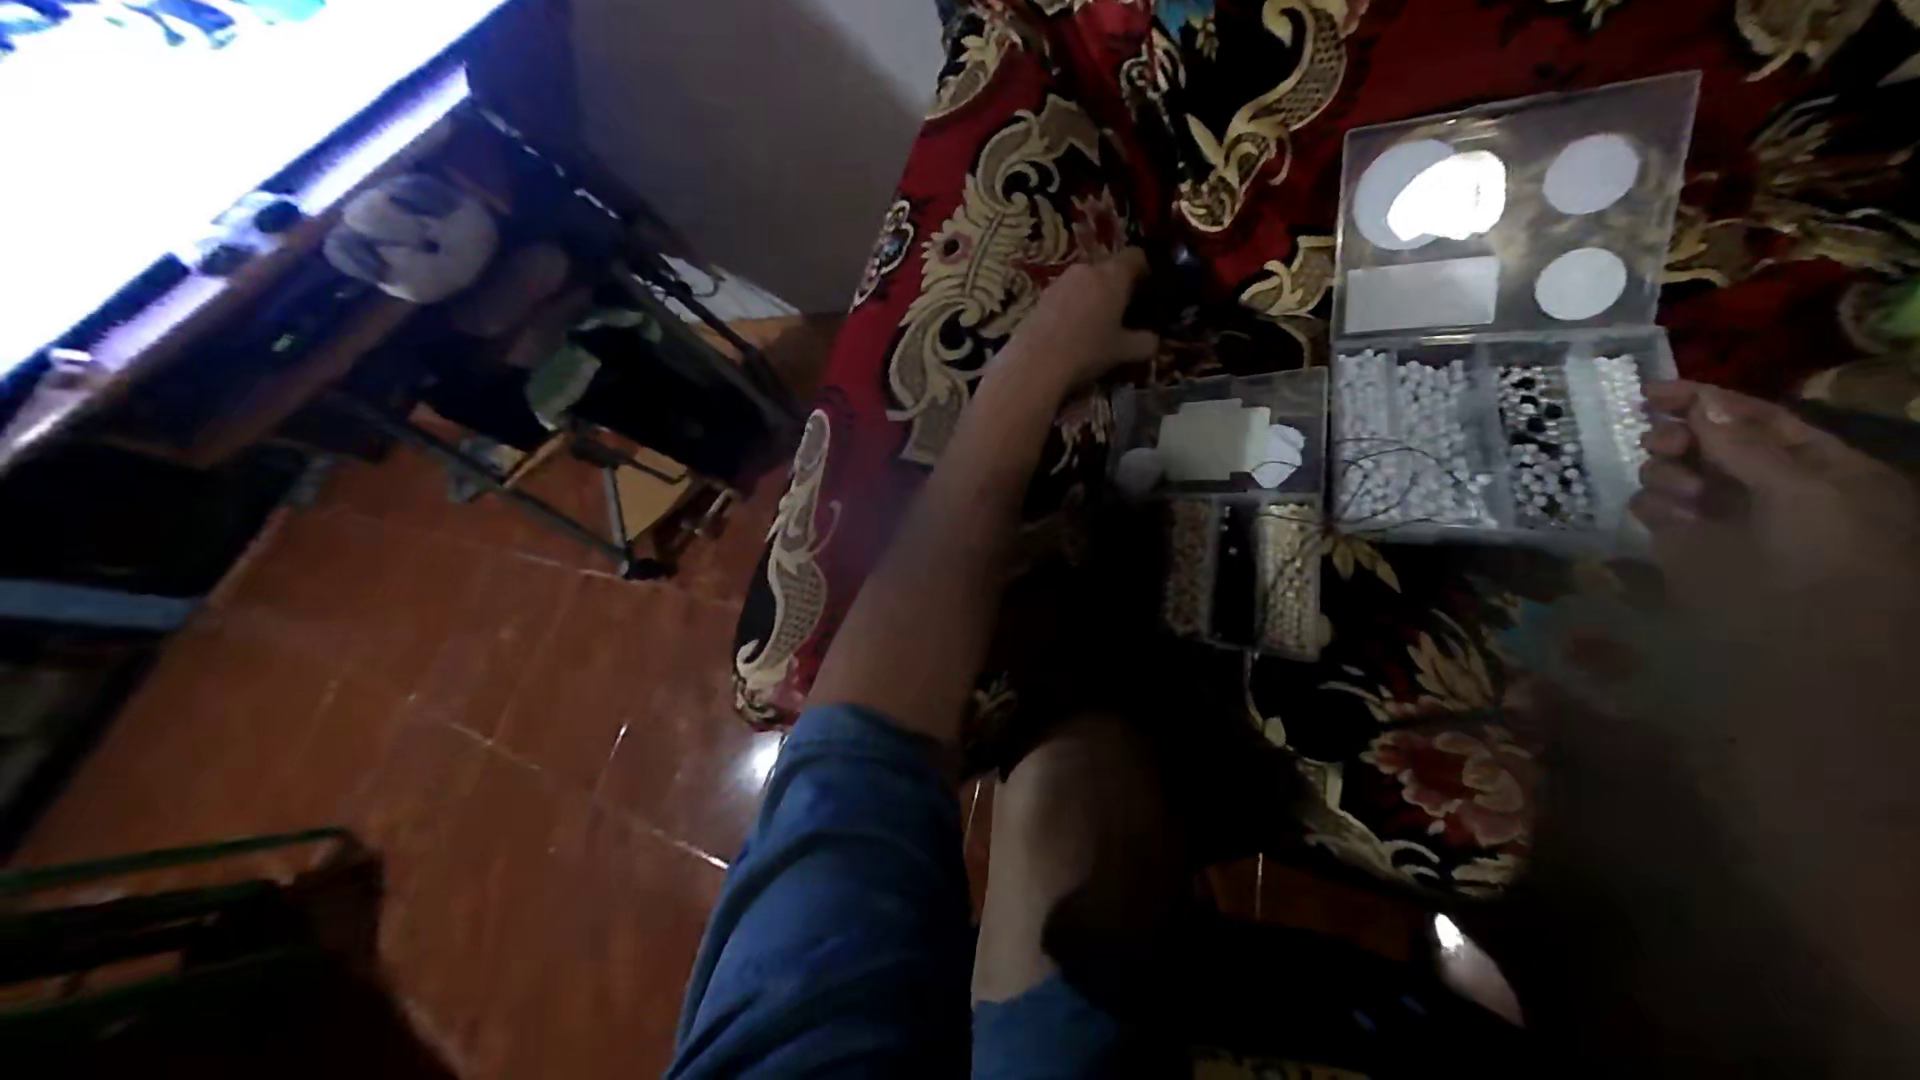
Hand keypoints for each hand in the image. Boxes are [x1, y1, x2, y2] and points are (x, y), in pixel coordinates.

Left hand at [991, 248, 1160, 397]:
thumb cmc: (1087, 352)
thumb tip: (1154, 340)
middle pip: (1108, 267)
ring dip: (1093, 295)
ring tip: (1096, 322)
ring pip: (1085, 280)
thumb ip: (1145, 342)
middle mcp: (1086, 269)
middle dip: (1118, 285)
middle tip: (1123, 310)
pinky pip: (1065, 294)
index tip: (1148, 290)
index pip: (1136, 256)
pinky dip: (1073, 305)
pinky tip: (1071, 330)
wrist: (1035, 364)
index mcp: (1113, 274)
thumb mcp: (1124, 351)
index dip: (1146, 270)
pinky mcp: (1040, 297)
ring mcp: (1060, 281)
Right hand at [1631, 380, 1919, 618]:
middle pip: (1704, 441)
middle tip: (1665, 443)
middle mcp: (1760, 482)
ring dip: (1668, 471)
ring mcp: (1718, 511)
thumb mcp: (1804, 491)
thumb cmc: (1831, 554)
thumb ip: (1746, 448)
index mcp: (1812, 464)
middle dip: (1680, 437)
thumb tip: (1699, 405)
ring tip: (1683, 492)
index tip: (1653, 390)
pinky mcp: (1679, 538)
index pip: (1754, 418)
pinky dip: (1654, 505)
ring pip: (1671, 471)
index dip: (1706, 401)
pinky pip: (1651, 506)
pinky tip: (1670, 517)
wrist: (1809, 635)